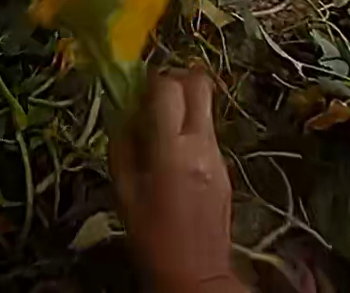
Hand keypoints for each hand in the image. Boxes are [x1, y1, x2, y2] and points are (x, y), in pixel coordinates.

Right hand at [110, 69, 246, 292]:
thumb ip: (122, 141)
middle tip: (157, 92)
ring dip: (184, 103)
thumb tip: (124, 107)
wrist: (197, 279)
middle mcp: (200, 144)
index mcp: (172, 149)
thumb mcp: (123, 189)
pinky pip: (207, 129)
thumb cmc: (151, 236)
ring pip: (205, 105)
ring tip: (162, 125)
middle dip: (177, 77)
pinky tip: (175, 151)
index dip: (152, 78)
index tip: (138, 87)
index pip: (168, 86)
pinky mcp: (227, 166)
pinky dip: (190, 126)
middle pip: (199, 83)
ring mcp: (218, 155)